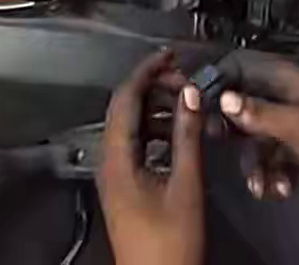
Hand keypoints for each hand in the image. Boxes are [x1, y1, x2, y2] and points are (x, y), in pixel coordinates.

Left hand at [97, 51, 203, 264]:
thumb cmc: (170, 243)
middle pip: (126, 105)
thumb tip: (190, 93)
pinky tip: (177, 132)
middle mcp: (108, 156)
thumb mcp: (185, 186)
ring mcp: (113, 171)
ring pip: (131, 123)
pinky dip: (155, 128)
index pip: (126, 95)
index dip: (147, 70)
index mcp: (115, 154)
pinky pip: (135, 141)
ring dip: (156, 107)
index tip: (170, 55)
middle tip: (185, 81)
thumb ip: (186, 136)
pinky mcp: (123, 182)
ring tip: (186, 103)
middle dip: (154, 86)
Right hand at [214, 52, 298, 202]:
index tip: (199, 101)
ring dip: (253, 158)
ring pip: (256, 131)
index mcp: (284, 77)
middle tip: (219, 140)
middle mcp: (285, 93)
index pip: (238, 64)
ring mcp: (292, 119)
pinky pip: (271, 152)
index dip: (218, 80)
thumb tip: (224, 99)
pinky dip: (270, 170)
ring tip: (258, 183)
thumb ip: (258, 113)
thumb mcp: (296, 128)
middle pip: (243, 99)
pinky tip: (278, 187)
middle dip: (232, 125)